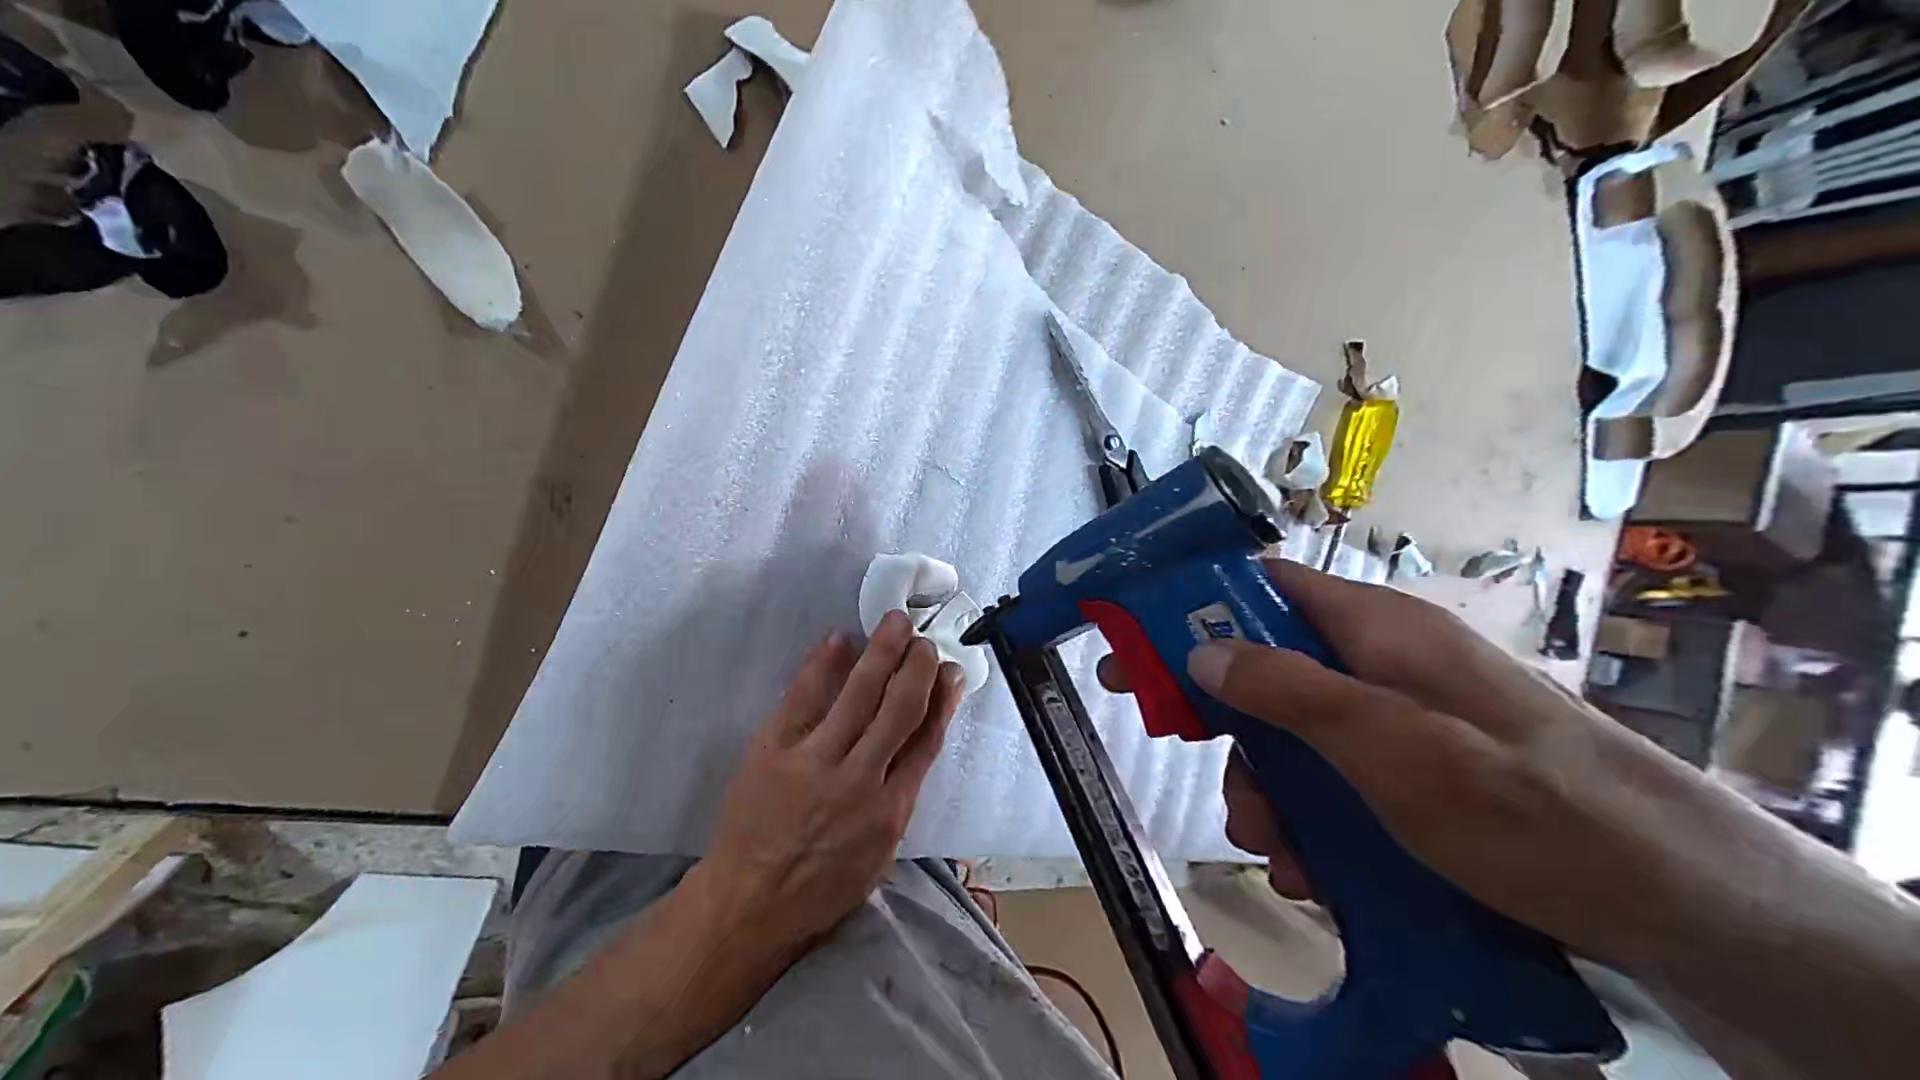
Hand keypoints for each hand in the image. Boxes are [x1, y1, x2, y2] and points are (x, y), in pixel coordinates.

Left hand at [703, 610, 964, 951]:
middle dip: (917, 667)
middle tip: (925, 639)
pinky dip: (822, 666)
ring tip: (895, 622)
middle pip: (900, 708)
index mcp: (891, 809)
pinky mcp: (773, 750)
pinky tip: (839, 640)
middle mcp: (860, 779)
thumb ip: (899, 799)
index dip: (943, 700)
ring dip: (881, 653)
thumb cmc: (820, 889)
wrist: (748, 905)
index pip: (927, 740)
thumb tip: (915, 749)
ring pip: (859, 695)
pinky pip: (803, 698)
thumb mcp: (879, 854)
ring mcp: (815, 761)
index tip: (951, 673)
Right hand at [1100, 559, 1832, 975]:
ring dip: (1266, 793)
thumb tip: (1200, 652)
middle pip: (1262, 669)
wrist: (1678, 905)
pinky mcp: (1404, 776)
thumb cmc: (1530, 803)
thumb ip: (1290, 692)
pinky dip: (1307, 826)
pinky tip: (1314, 874)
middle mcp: (1374, 663)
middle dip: (1226, 726)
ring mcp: (1390, 722)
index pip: (1258, 587)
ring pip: (1288, 739)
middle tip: (1193, 759)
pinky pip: (1326, 785)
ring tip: (1280, 853)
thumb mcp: (1394, 745)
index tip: (1133, 645)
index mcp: (1372, 628)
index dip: (1188, 606)